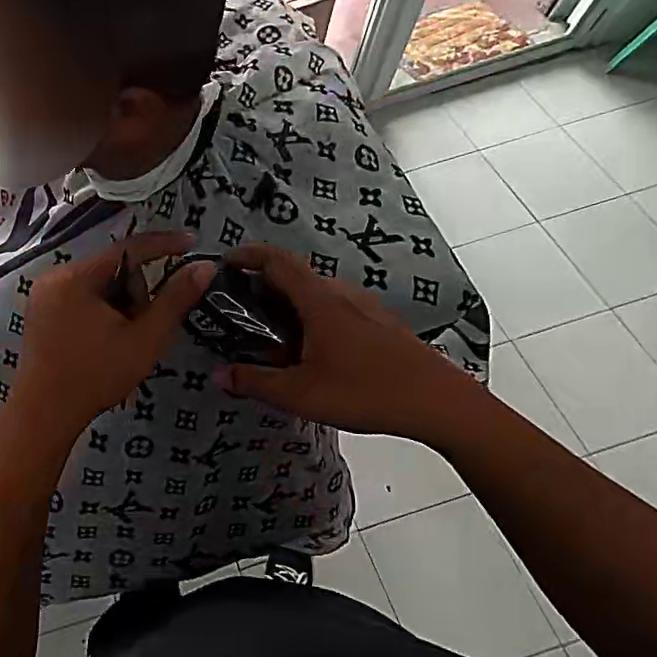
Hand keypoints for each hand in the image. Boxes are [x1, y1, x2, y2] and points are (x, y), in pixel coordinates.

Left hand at [6, 231, 216, 440]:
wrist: (44, 416)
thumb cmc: (96, 376)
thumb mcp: (145, 338)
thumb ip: (175, 299)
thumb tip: (204, 267)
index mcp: (76, 277)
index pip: (129, 248)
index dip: (164, 245)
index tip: (191, 244)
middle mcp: (56, 277)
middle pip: (113, 268)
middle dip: (136, 293)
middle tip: (143, 327)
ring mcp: (44, 295)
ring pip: (99, 284)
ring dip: (121, 304)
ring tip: (123, 340)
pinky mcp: (41, 313)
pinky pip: (82, 298)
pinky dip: (103, 311)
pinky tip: (106, 340)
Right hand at [216, 243, 477, 443]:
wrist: (436, 401)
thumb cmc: (365, 391)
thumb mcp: (300, 393)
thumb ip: (256, 382)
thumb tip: (220, 374)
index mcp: (318, 299)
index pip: (276, 260)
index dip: (248, 255)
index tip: (226, 262)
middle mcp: (340, 293)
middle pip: (294, 277)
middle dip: (264, 288)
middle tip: (241, 312)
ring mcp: (364, 305)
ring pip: (316, 295)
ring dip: (290, 307)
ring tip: (274, 338)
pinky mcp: (378, 322)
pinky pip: (335, 308)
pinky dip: (313, 318)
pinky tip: (313, 353)